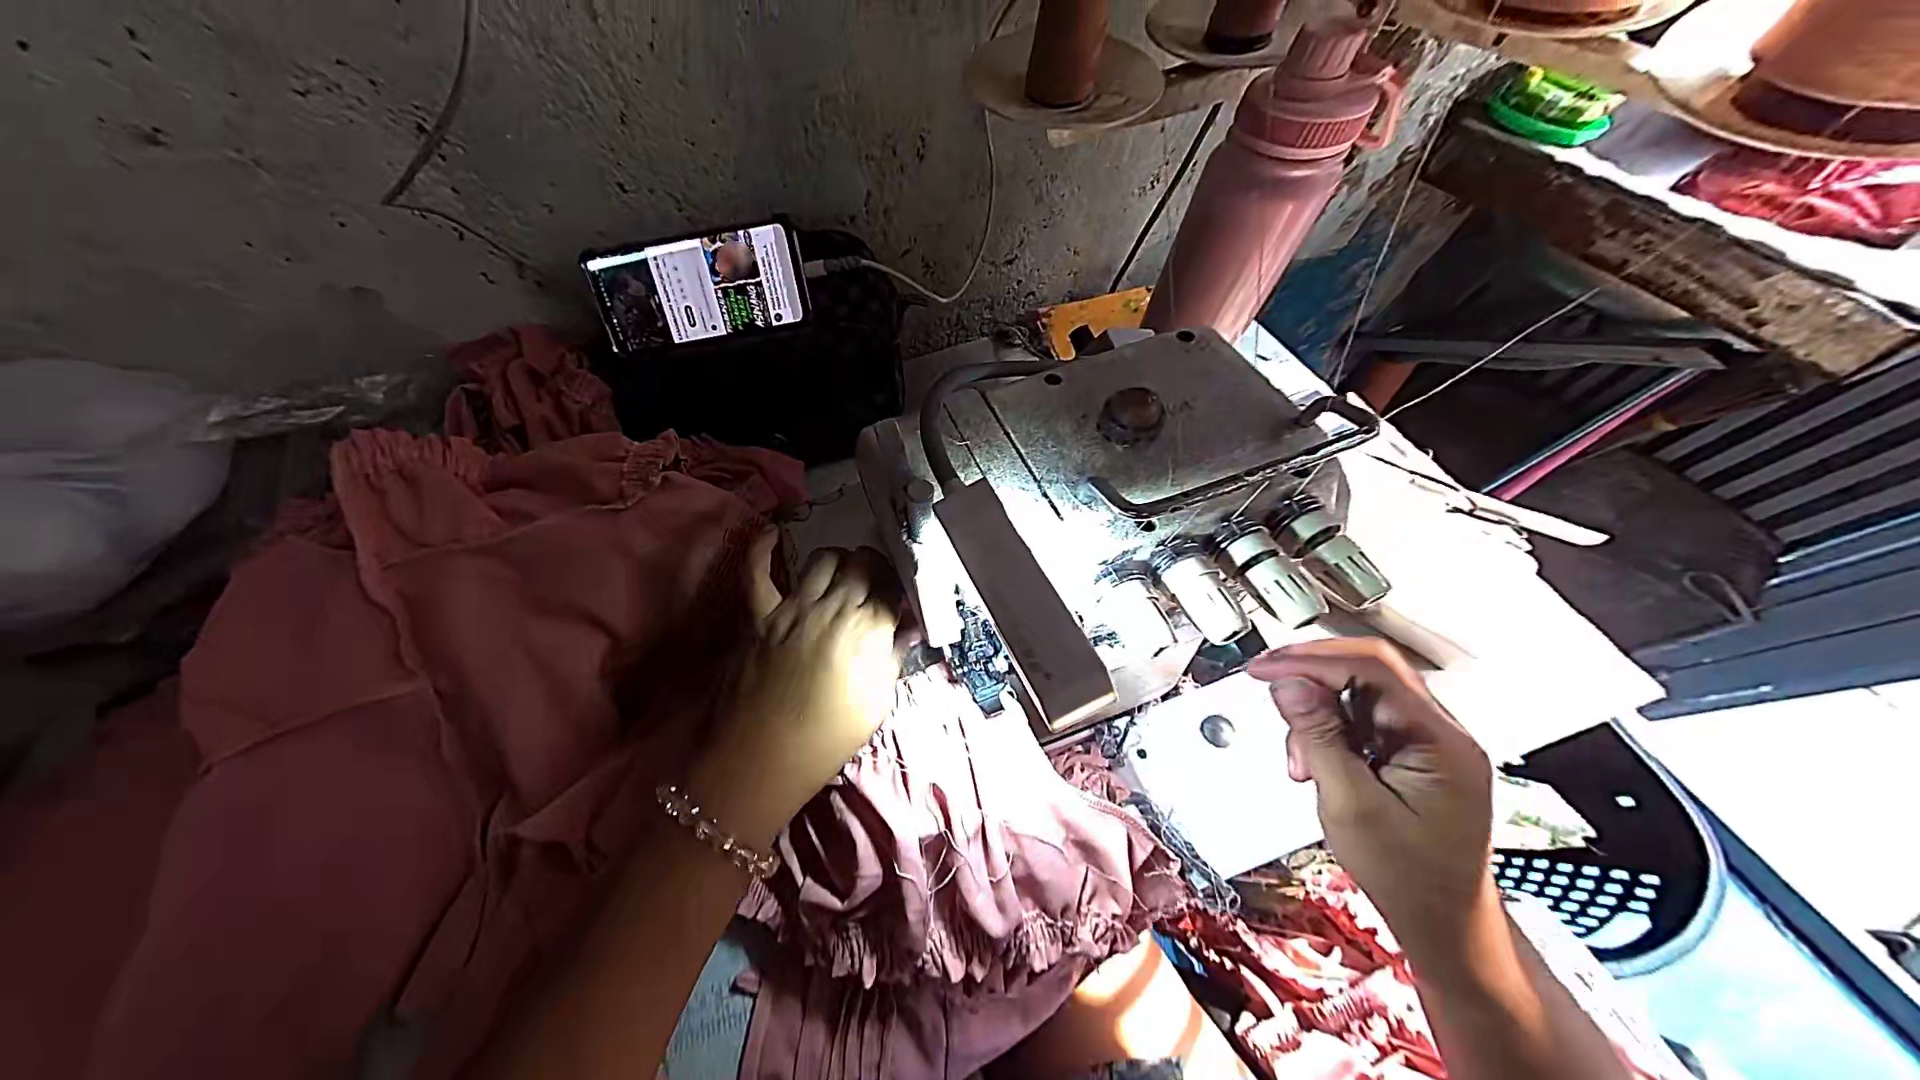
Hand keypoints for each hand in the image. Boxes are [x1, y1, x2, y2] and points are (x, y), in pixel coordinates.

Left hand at [690, 534, 902, 847]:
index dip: (900, 590)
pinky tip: (773, 532)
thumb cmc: (828, 737)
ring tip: (842, 573)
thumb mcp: (878, 702)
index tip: (899, 598)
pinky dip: (762, 549)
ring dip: (839, 560)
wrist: (764, 758)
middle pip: (863, 565)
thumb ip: (894, 657)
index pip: (893, 590)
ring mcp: (794, 608)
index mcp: (869, 631)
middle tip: (875, 583)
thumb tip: (907, 629)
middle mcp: (834, 609)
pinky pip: (757, 571)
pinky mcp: (760, 615)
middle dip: (875, 568)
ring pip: (823, 559)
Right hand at [1246, 638, 1496, 950]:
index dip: (1310, 660)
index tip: (1265, 668)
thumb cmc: (1407, 876)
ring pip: (1358, 693)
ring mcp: (1426, 741)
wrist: (1442, 922)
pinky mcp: (1409, 752)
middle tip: (1266, 679)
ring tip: (1300, 758)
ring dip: (1316, 712)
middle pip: (1368, 670)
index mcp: (1439, 741)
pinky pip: (1360, 718)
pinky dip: (1327, 730)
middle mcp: (1440, 732)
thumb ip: (1318, 736)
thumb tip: (1289, 684)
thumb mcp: (1349, 804)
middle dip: (1311, 673)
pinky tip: (1315, 762)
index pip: (1371, 669)